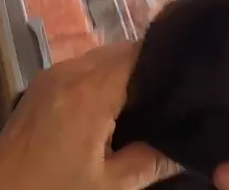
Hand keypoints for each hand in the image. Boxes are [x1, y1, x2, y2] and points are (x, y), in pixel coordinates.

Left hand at [0, 41, 174, 189]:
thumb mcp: (108, 187)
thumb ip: (148, 162)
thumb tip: (182, 145)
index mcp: (87, 91)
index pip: (134, 54)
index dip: (163, 58)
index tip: (190, 72)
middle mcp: (67, 71)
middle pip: (116, 52)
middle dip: (146, 67)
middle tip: (177, 91)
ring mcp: (49, 76)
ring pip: (96, 59)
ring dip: (122, 73)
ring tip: (152, 101)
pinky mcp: (38, 88)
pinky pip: (78, 70)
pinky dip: (100, 80)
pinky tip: (116, 108)